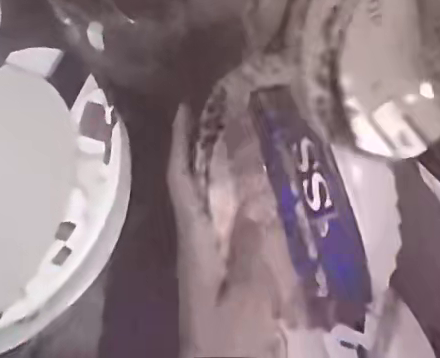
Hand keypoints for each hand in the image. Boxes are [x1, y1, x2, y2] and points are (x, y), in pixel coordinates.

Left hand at [168, 103, 284, 357]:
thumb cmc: (227, 341)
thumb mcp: (246, 299)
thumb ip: (251, 250)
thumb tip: (255, 203)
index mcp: (193, 238)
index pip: (179, 178)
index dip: (179, 140)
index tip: (185, 106)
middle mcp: (193, 240)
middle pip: (193, 183)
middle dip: (203, 147)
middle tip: (229, 116)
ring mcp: (202, 256)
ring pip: (208, 201)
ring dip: (221, 171)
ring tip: (248, 145)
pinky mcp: (215, 273)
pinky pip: (222, 224)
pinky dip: (236, 203)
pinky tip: (261, 202)